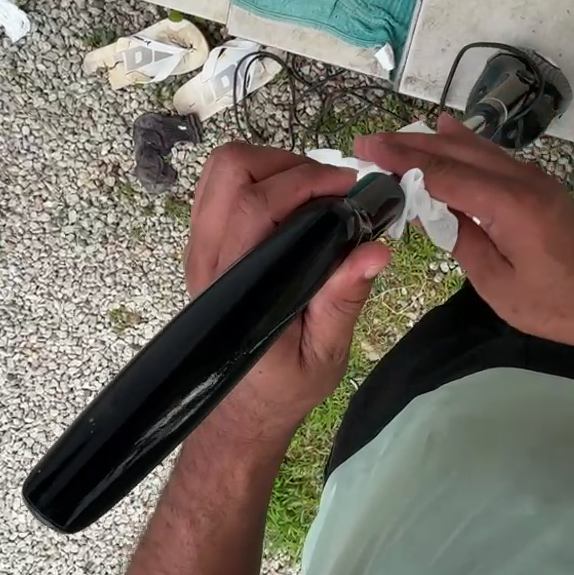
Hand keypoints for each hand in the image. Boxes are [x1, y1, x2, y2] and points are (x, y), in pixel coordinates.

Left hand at [184, 143, 390, 450]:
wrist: (240, 410)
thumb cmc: (283, 387)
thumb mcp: (324, 355)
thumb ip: (342, 302)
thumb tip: (375, 251)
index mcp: (235, 287)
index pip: (258, 207)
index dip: (308, 183)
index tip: (353, 189)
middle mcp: (207, 258)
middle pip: (231, 170)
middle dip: (290, 164)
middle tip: (334, 189)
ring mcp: (198, 248)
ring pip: (222, 172)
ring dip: (273, 166)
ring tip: (316, 192)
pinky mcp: (202, 245)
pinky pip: (221, 188)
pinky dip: (260, 178)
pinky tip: (294, 204)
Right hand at [356, 115, 573, 355]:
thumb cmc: (555, 304)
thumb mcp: (496, 283)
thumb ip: (461, 239)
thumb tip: (429, 210)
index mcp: (508, 204)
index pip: (442, 174)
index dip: (402, 162)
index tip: (367, 151)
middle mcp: (521, 180)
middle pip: (455, 152)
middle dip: (410, 145)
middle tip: (369, 142)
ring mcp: (534, 179)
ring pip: (476, 148)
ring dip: (434, 142)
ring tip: (397, 135)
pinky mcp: (539, 186)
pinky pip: (493, 156)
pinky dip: (464, 146)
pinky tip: (450, 132)